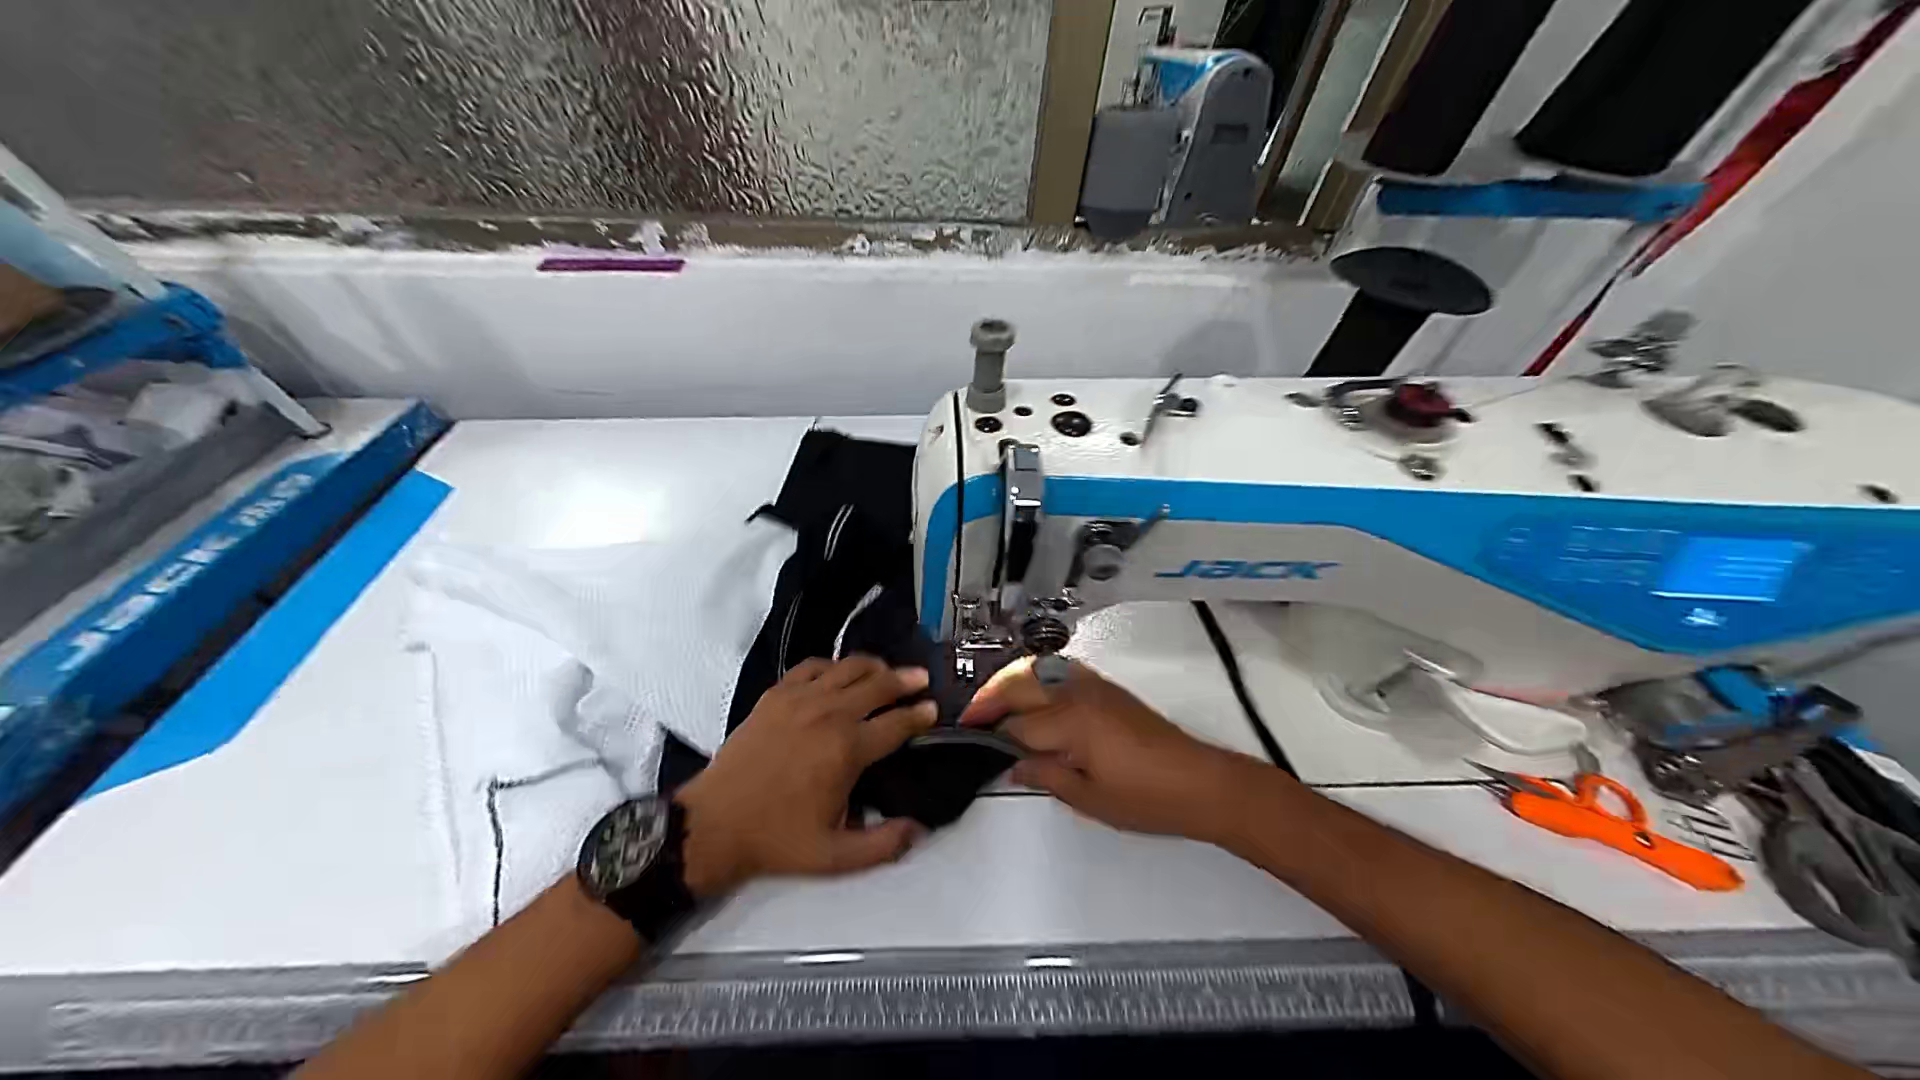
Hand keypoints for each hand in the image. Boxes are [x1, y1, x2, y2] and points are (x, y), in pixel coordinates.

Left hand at [672, 656, 936, 897]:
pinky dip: (832, 665)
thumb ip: (884, 844)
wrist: (714, 824)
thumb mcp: (836, 856)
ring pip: (848, 668)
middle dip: (905, 680)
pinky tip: (838, 673)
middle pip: (878, 684)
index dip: (920, 715)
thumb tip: (920, 828)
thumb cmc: (777, 839)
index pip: (897, 723)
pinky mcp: (775, 695)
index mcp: (848, 750)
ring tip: (887, 670)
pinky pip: (812, 667)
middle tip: (921, 678)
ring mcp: (800, 699)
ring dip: (874, 666)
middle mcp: (829, 714)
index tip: (933, 709)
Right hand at [961, 657, 1267, 843]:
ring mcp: (1092, 685)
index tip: (970, 743)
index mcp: (1072, 722)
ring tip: (990, 704)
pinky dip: (1032, 676)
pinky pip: (1056, 670)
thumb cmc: (1146, 798)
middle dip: (989, 698)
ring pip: (1037, 668)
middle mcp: (1078, 694)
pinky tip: (1026, 696)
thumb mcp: (1090, 797)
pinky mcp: (1104, 687)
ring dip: (1008, 681)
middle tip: (969, 718)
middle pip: (1019, 683)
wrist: (1200, 783)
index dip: (992, 736)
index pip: (1017, 725)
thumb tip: (1013, 764)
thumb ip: (1045, 775)